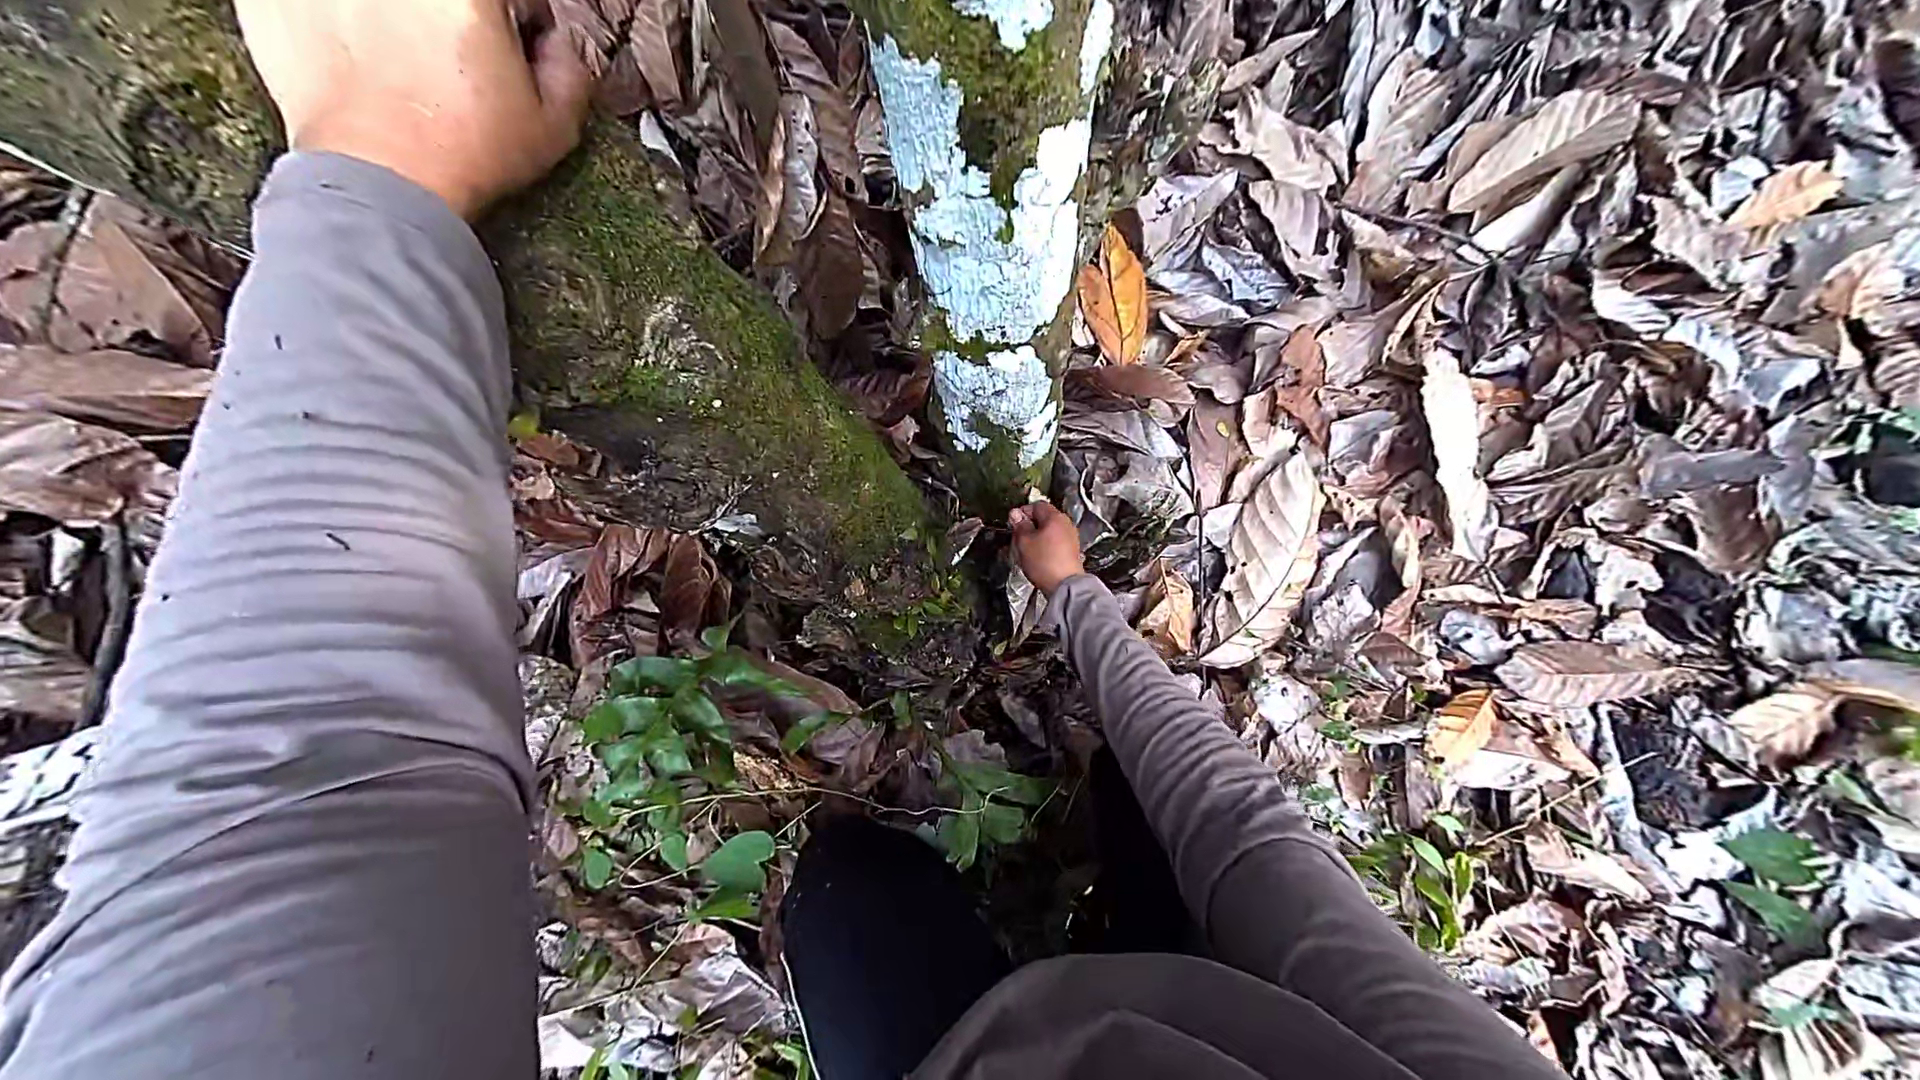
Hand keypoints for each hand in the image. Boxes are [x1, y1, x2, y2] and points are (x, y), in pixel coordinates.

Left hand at [235, 0, 593, 218]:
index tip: (517, 53)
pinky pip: (327, 5)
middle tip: (460, 62)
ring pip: (389, 7)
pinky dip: (346, 21)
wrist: (384, 177)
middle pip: (449, 0)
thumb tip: (557, 43)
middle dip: (459, 22)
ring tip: (411, 66)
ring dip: (402, 23)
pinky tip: (366, 61)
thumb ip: (570, 70)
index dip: (523, 25)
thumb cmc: (469, 151)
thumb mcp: (553, 126)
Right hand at [1009, 501, 1084, 596]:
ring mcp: (1071, 538)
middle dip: (1030, 525)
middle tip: (1018, 537)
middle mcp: (1066, 524)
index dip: (1023, 512)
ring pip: (1050, 531)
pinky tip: (1039, 557)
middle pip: (1045, 518)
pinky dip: (1046, 546)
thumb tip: (1015, 514)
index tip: (1014, 522)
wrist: (1065, 585)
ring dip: (1038, 537)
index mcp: (1055, 517)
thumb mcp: (1024, 542)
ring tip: (1027, 549)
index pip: (1037, 505)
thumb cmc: (1044, 562)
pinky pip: (1056, 543)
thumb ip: (1019, 525)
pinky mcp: (1072, 551)